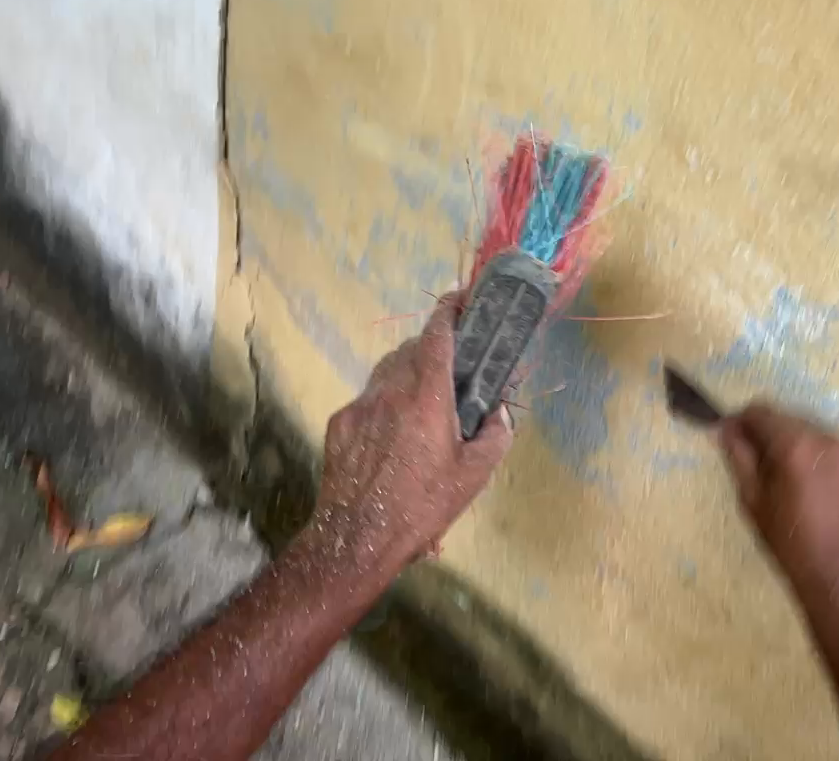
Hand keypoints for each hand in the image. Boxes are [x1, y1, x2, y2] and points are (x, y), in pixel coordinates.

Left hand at [304, 295, 513, 578]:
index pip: (438, 336)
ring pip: (387, 370)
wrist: (356, 540)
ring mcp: (360, 405)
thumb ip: (495, 435)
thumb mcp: (474, 476)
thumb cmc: (422, 506)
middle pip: (412, 349)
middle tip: (451, 368)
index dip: (450, 310)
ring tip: (422, 401)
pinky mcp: (339, 423)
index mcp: (428, 397)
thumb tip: (499, 412)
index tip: (461, 299)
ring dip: (408, 371)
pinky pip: (368, 399)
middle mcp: (392, 390)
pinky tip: (391, 436)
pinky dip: (385, 402)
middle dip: (433, 346)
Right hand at [718, 403, 838, 598]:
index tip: (732, 437)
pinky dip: (822, 458)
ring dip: (796, 443)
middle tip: (758, 461)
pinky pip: (837, 450)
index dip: (741, 421)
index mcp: (795, 445)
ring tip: (790, 476)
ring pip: (814, 431)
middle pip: (788, 418)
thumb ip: (738, 457)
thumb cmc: (790, 543)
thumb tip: (726, 429)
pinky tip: (818, 487)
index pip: (760, 411)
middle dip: (769, 433)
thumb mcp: (753, 500)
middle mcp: (827, 438)